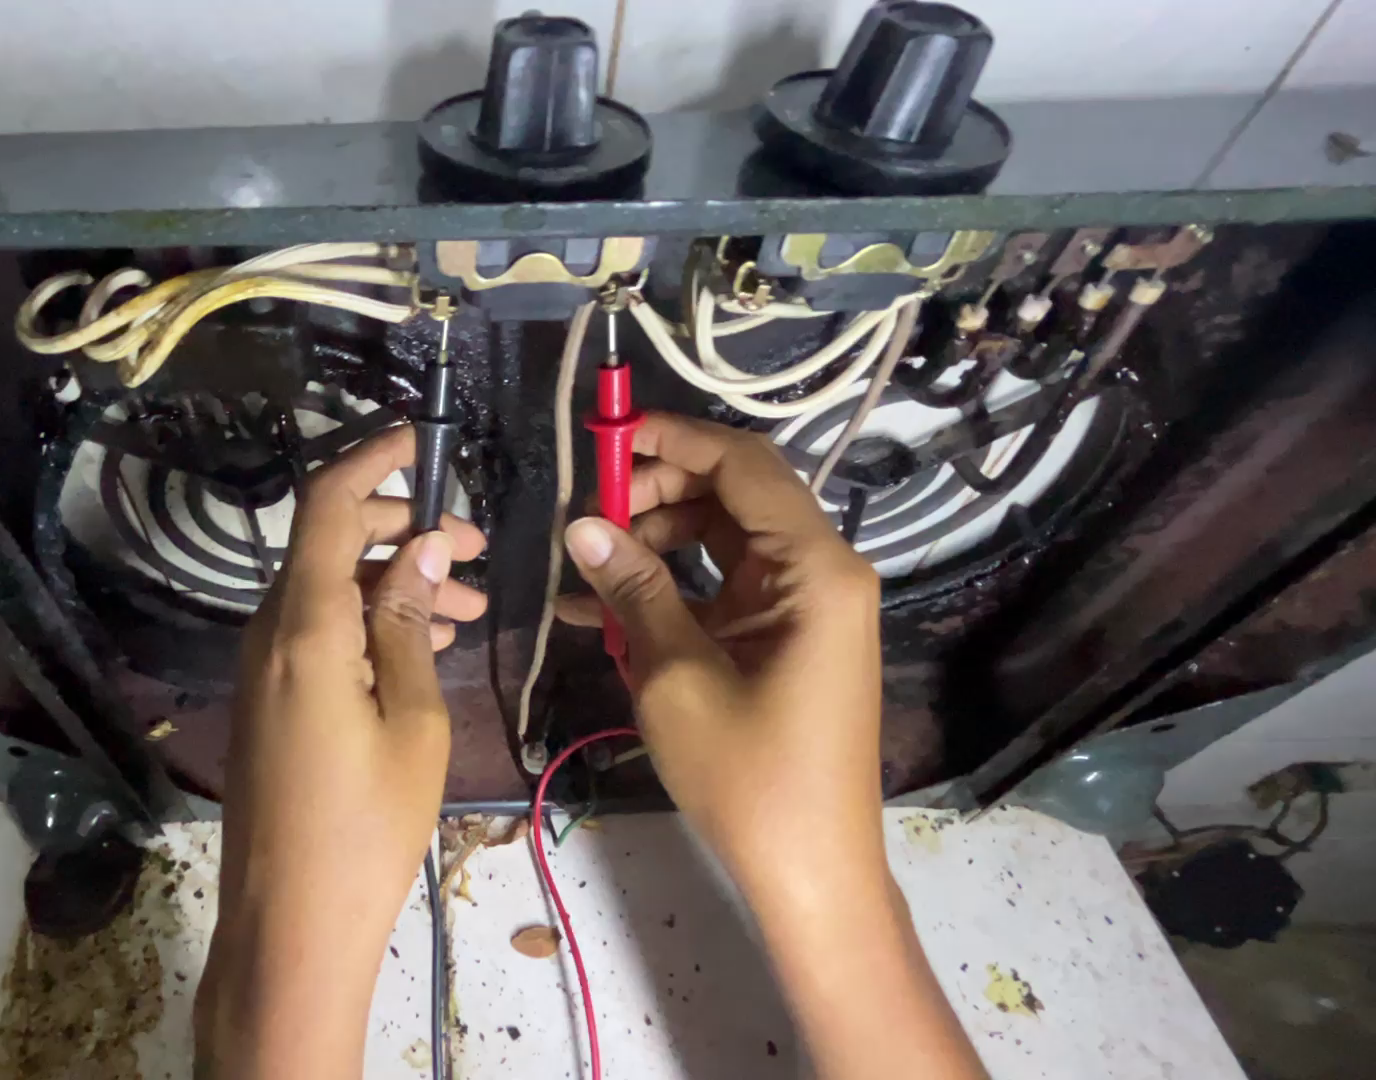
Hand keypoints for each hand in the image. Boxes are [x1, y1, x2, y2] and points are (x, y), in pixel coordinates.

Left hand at [198, 425, 485, 1079]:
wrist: (291, 923)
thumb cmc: (366, 826)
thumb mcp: (411, 717)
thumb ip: (407, 620)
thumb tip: (423, 546)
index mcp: (306, 627)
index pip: (327, 505)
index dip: (372, 460)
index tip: (421, 442)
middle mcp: (272, 631)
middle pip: (332, 542)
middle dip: (403, 531)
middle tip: (472, 551)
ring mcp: (266, 664)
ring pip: (333, 588)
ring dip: (396, 582)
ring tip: (469, 605)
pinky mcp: (272, 693)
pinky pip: (322, 630)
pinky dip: (371, 621)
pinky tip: (427, 641)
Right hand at [555, 411, 883, 886]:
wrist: (803, 868)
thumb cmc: (747, 773)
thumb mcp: (675, 671)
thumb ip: (632, 586)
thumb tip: (580, 524)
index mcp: (815, 569)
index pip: (744, 467)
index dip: (674, 440)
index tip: (607, 436)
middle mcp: (818, 571)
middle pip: (732, 495)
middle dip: (655, 492)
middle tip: (588, 513)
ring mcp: (798, 603)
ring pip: (718, 536)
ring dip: (651, 539)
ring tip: (587, 561)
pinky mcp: (776, 632)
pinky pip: (716, 585)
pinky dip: (665, 585)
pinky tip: (598, 604)